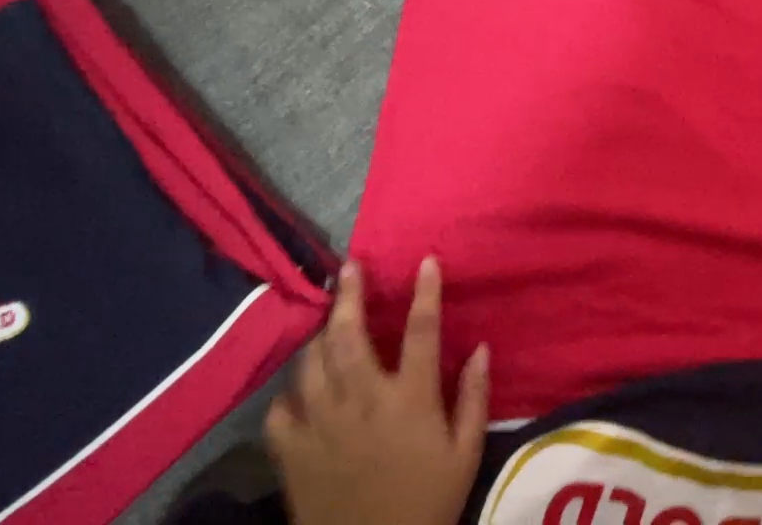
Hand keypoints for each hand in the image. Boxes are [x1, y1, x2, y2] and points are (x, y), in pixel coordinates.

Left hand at [265, 258, 489, 524]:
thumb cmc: (429, 502)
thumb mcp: (466, 452)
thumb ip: (475, 397)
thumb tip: (481, 347)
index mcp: (410, 400)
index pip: (422, 331)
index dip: (426, 291)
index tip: (426, 261)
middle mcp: (363, 402)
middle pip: (350, 336)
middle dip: (349, 296)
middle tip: (350, 267)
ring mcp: (322, 427)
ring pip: (311, 364)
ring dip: (320, 336)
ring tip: (328, 320)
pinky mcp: (293, 454)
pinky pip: (280, 410)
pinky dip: (291, 393)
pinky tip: (302, 389)